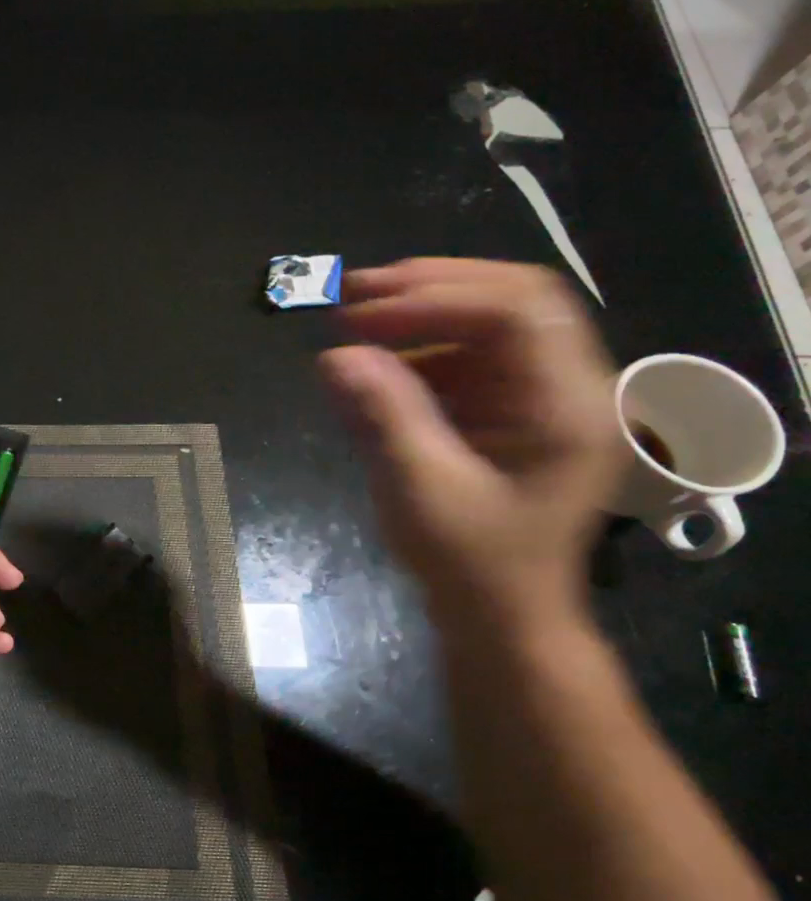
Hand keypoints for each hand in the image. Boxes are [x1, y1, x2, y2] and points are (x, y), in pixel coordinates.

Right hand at [320, 259, 623, 629]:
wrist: (501, 612)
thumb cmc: (471, 560)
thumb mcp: (421, 489)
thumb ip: (384, 417)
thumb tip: (333, 357)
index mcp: (567, 405)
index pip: (517, 312)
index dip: (436, 299)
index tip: (359, 316)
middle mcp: (567, 386)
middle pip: (512, 300)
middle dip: (430, 287)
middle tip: (352, 293)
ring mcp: (541, 396)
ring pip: (489, 322)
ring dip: (420, 313)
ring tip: (352, 319)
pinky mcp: (511, 411)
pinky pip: (469, 358)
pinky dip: (418, 350)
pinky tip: (373, 366)